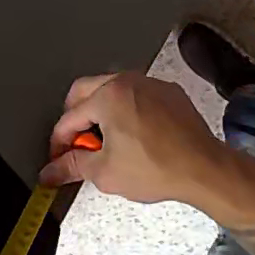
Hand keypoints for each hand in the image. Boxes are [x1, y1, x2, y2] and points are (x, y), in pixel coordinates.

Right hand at [37, 73, 235, 205]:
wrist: (203, 169)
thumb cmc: (159, 168)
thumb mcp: (105, 173)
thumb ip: (72, 166)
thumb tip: (51, 171)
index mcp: (108, 97)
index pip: (69, 118)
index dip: (59, 142)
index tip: (58, 159)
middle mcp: (128, 82)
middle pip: (85, 92)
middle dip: (75, 119)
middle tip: (76, 145)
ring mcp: (151, 84)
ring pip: (111, 89)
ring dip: (99, 111)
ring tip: (103, 141)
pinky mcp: (169, 93)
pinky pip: (137, 95)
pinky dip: (126, 110)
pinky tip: (130, 135)